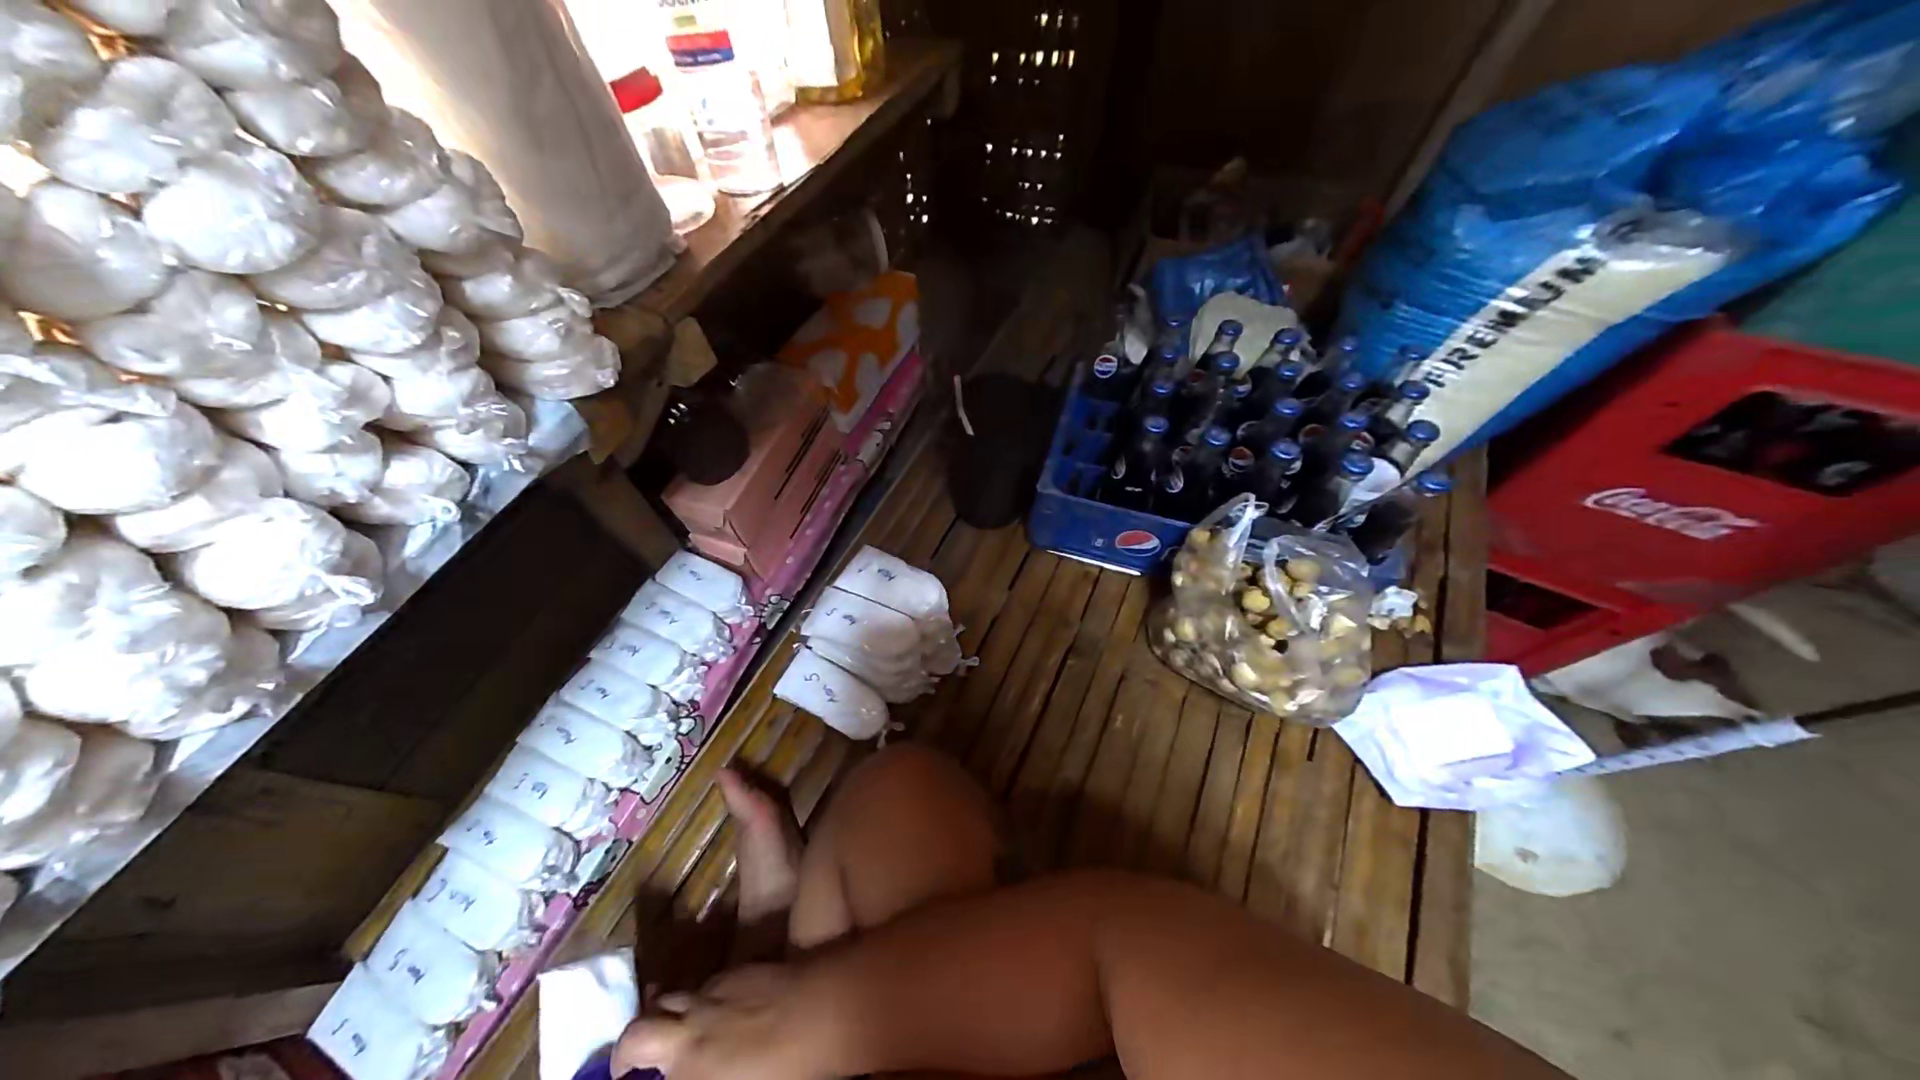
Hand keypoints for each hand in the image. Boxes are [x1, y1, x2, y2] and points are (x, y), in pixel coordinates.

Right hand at [612, 964, 836, 1079]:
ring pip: (669, 1001)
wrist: (822, 1013)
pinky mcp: (737, 971)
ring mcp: (711, 996)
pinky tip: (715, 1010)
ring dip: (662, 1017)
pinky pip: (704, 986)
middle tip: (627, 1065)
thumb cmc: (786, 1073)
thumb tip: (691, 1068)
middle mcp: (687, 1035)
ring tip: (671, 1033)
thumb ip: (703, 1072)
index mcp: (687, 1072)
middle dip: (625, 1052)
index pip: (637, 1065)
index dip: (627, 1073)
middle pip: (634, 1036)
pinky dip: (699, 1000)